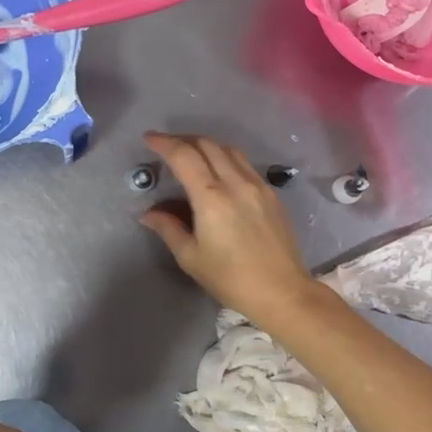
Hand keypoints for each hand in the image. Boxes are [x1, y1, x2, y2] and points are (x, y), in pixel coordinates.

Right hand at [138, 131, 324, 322]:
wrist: (282, 291)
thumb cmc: (230, 278)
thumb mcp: (191, 257)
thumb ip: (168, 228)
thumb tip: (149, 213)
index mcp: (211, 197)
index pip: (184, 156)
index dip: (164, 143)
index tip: (148, 139)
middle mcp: (236, 183)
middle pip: (207, 144)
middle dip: (183, 139)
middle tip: (166, 146)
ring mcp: (257, 185)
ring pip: (229, 149)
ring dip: (206, 145)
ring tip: (190, 153)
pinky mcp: (271, 193)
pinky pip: (244, 163)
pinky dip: (225, 157)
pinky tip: (218, 171)